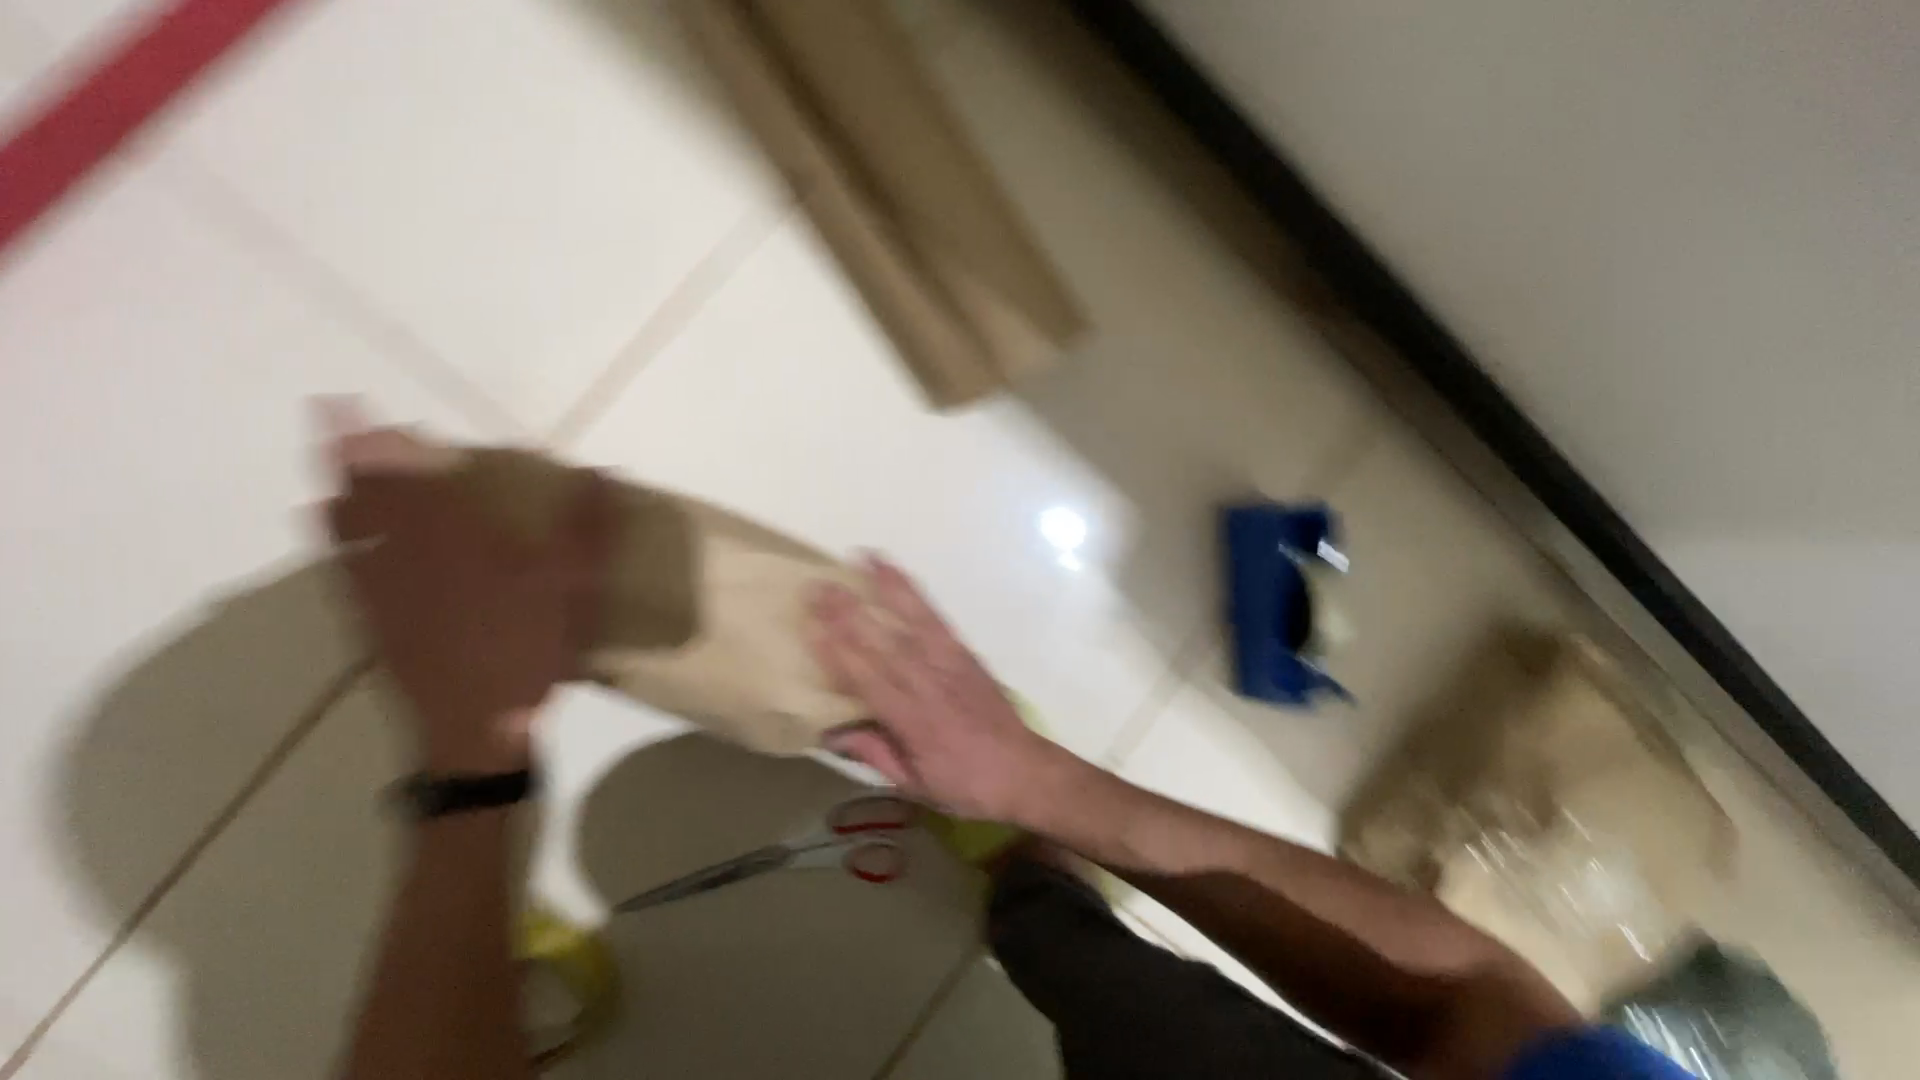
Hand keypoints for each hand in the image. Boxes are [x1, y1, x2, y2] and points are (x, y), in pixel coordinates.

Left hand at [321, 410, 614, 773]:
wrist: (475, 726)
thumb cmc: (526, 649)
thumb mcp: (571, 588)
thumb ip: (586, 529)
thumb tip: (604, 474)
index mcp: (446, 536)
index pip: (396, 472)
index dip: (369, 436)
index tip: (350, 404)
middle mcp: (396, 553)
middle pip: (353, 490)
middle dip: (341, 451)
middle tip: (338, 420)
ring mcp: (373, 589)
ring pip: (337, 526)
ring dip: (335, 488)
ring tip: (338, 469)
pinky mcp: (366, 621)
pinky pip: (338, 565)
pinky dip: (336, 537)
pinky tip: (345, 535)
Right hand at [808, 556, 1073, 821]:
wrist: (1025, 771)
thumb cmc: (965, 785)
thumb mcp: (914, 785)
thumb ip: (873, 753)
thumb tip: (829, 730)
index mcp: (915, 722)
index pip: (869, 681)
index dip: (838, 655)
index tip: (811, 629)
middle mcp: (931, 685)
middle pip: (884, 645)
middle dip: (850, 615)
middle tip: (817, 588)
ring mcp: (951, 663)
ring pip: (913, 621)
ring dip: (884, 590)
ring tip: (859, 560)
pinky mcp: (965, 652)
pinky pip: (935, 617)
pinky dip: (914, 593)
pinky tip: (895, 573)